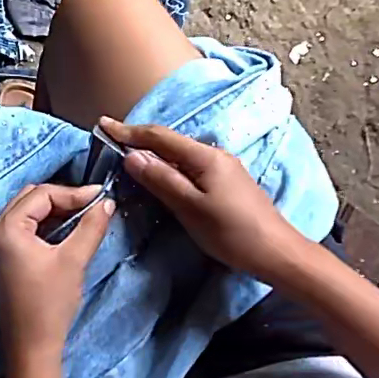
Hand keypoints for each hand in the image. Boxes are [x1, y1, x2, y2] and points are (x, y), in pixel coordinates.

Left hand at [0, 183, 115, 358]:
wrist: (31, 346)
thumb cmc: (50, 303)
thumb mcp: (74, 261)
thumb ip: (91, 227)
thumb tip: (107, 202)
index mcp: (5, 228)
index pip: (42, 195)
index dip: (74, 193)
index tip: (102, 196)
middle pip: (30, 199)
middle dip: (63, 199)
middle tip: (93, 205)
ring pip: (27, 213)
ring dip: (54, 212)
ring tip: (84, 217)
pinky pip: (23, 230)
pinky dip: (45, 226)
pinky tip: (66, 232)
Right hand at [99, 117, 313, 281]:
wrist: (275, 252)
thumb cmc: (232, 232)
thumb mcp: (190, 207)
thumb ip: (162, 180)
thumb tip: (132, 156)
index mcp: (205, 157)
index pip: (159, 137)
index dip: (129, 131)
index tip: (103, 125)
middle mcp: (214, 155)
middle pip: (170, 142)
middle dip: (139, 140)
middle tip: (111, 141)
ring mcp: (223, 169)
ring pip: (180, 156)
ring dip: (154, 155)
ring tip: (128, 157)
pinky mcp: (226, 184)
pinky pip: (190, 168)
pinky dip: (169, 168)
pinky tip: (160, 177)